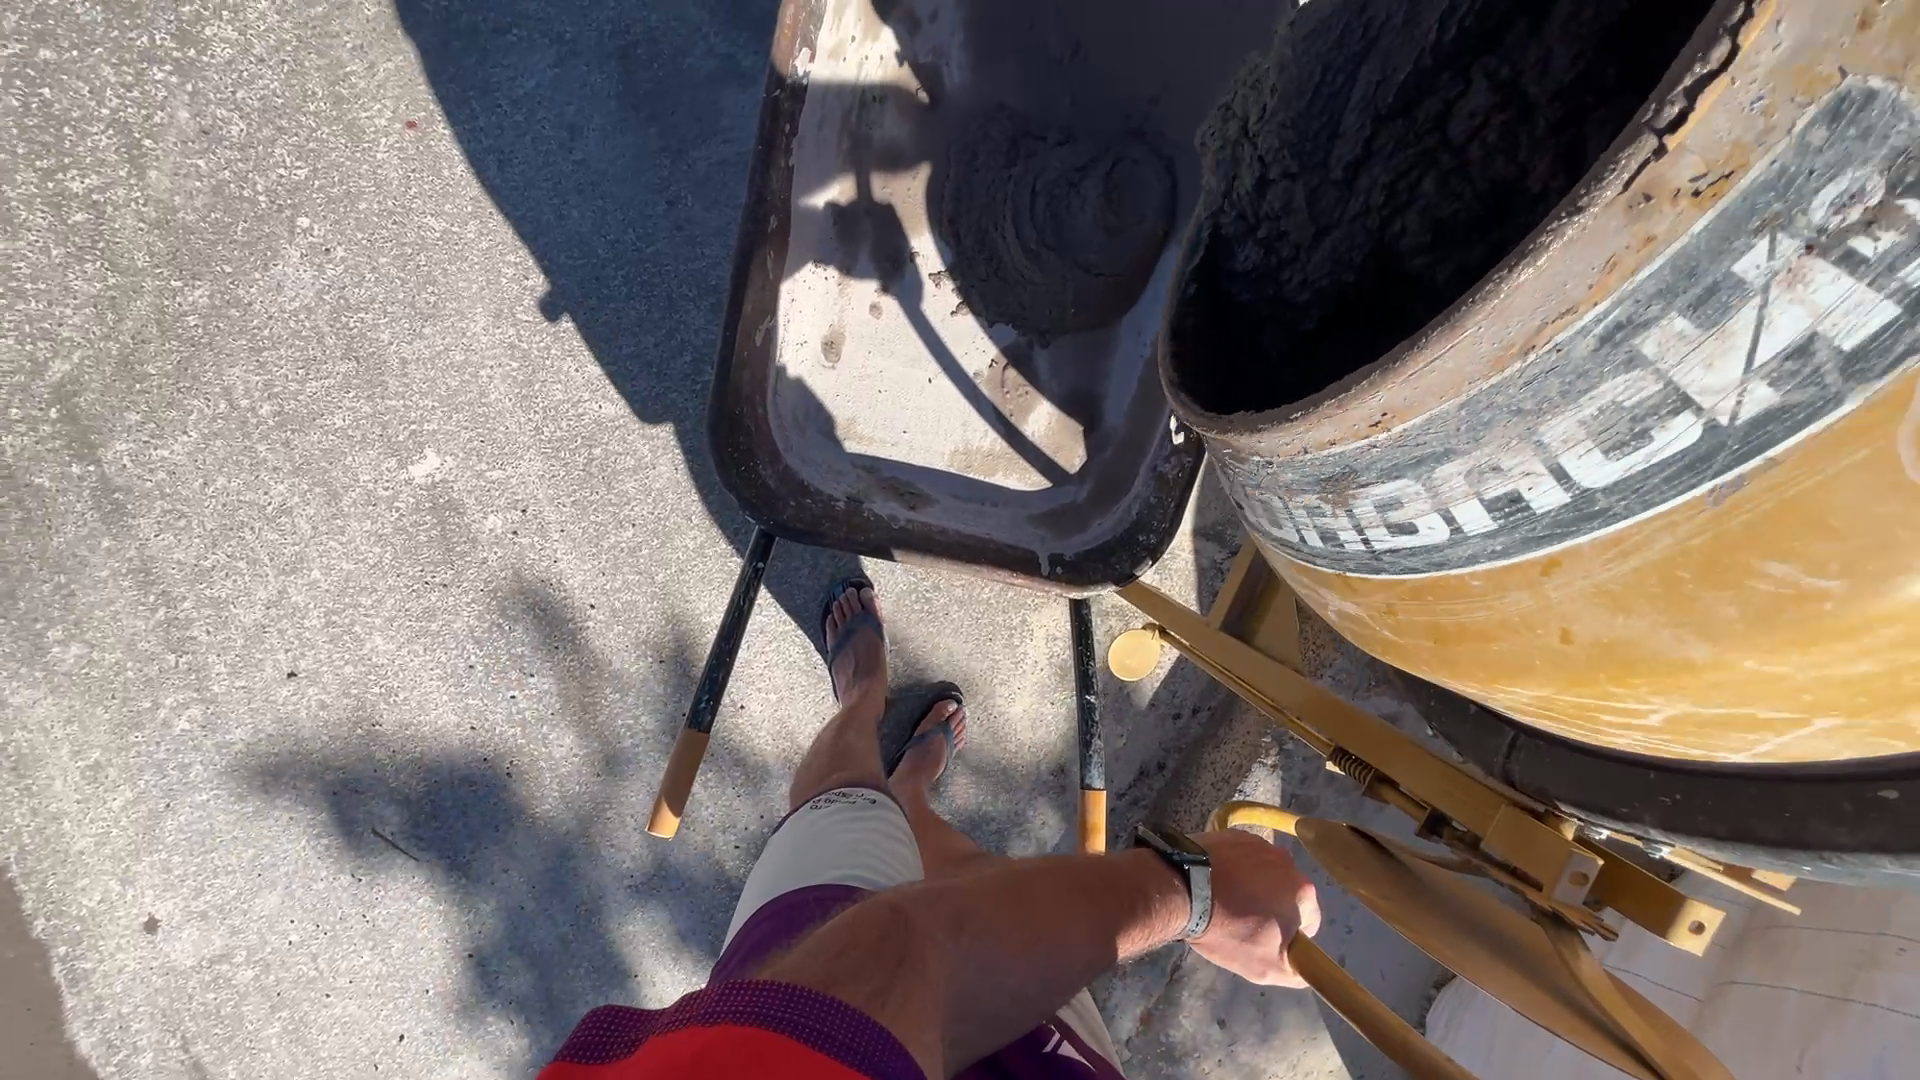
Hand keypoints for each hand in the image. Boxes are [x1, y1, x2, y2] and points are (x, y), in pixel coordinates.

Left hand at [1187, 829, 1320, 987]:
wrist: (1180, 887)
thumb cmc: (1227, 929)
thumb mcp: (1267, 968)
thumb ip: (1297, 970)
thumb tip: (1303, 963)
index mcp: (1303, 891)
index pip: (1308, 921)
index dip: (1288, 936)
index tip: (1265, 939)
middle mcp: (1285, 860)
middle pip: (1285, 892)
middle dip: (1271, 906)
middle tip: (1243, 920)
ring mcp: (1256, 842)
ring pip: (1263, 872)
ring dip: (1252, 884)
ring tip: (1225, 899)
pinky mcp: (1230, 833)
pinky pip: (1240, 855)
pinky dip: (1233, 866)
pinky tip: (1215, 879)